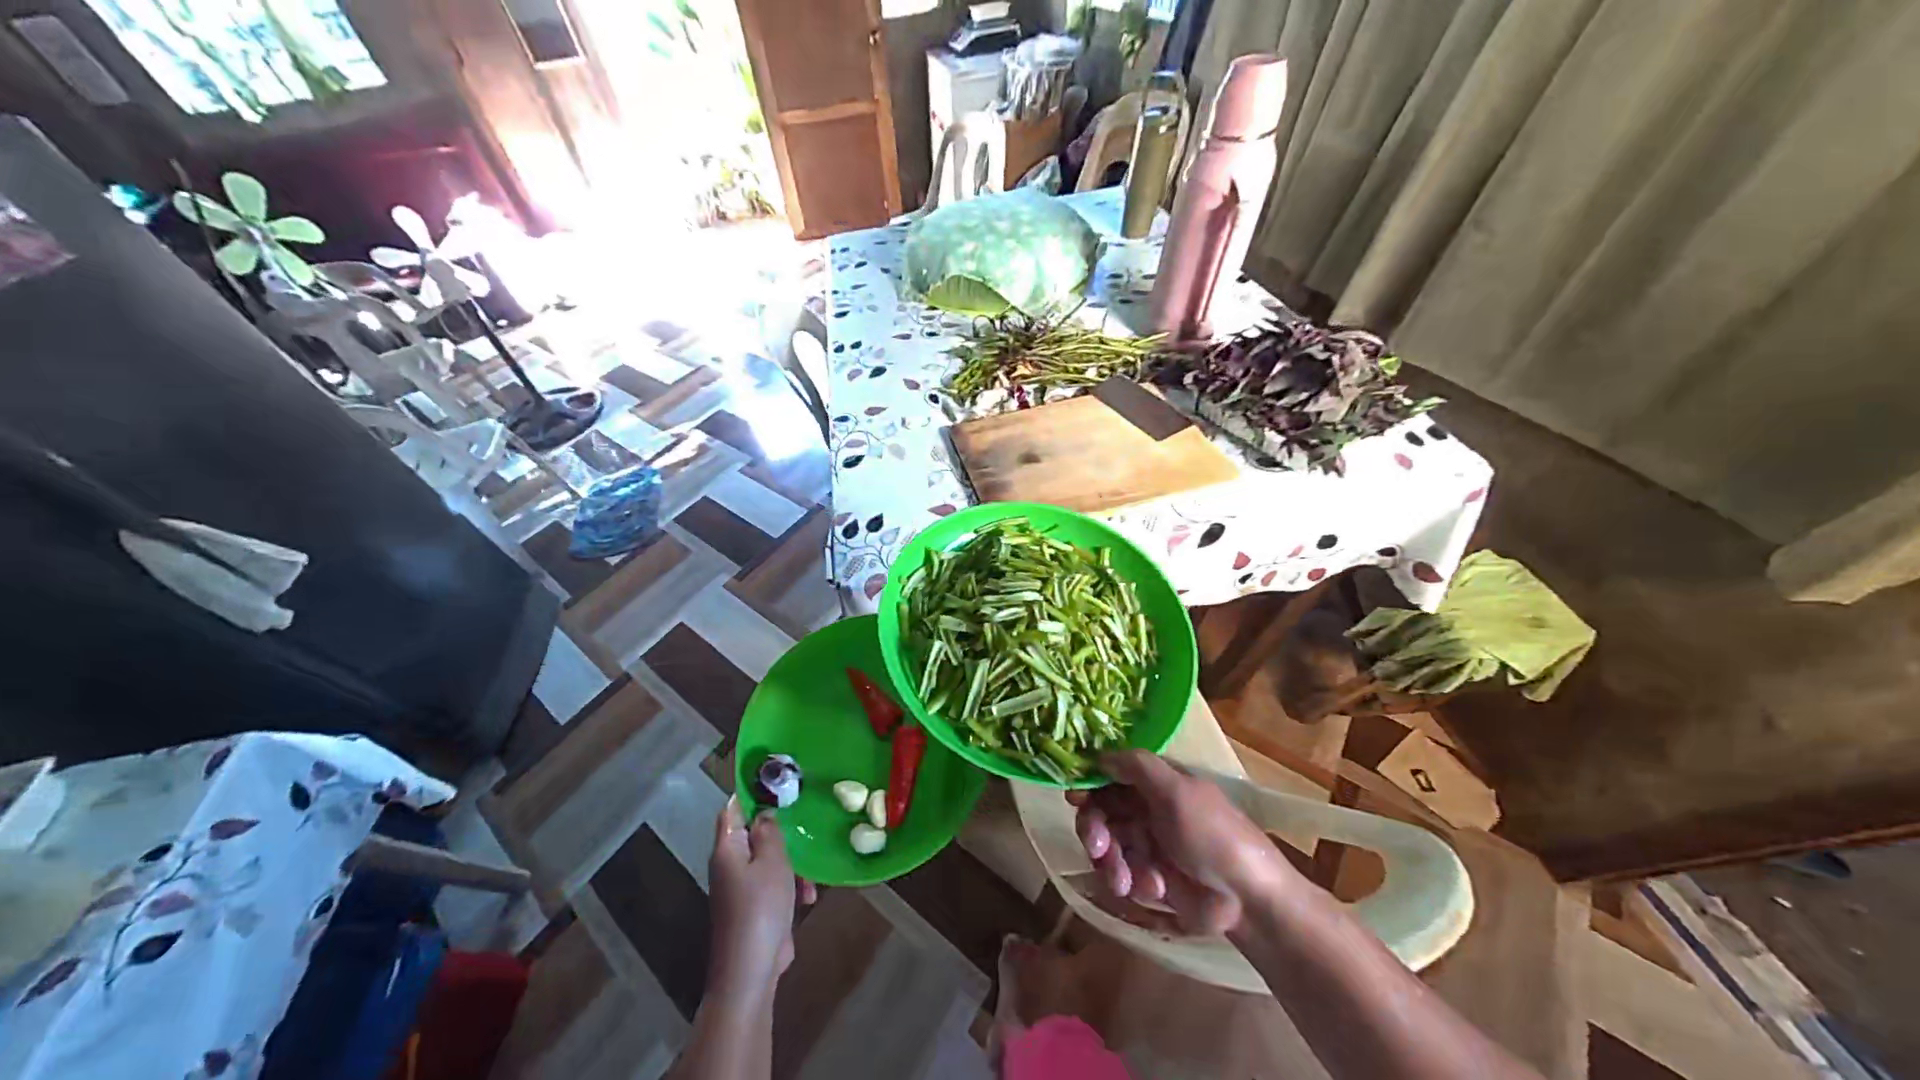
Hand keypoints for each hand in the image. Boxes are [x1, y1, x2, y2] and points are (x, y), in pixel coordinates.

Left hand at [708, 797, 816, 990]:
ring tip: (810, 882)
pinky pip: (773, 884)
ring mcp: (740, 888)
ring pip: (769, 861)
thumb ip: (769, 832)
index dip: (752, 793)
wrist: (750, 971)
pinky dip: (790, 887)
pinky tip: (806, 900)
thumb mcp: (772, 862)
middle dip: (782, 835)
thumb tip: (764, 813)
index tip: (780, 784)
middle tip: (807, 830)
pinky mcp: (753, 908)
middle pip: (755, 835)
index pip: (733, 809)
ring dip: (793, 866)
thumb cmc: (760, 908)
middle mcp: (729, 865)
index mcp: (727, 849)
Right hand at [1069, 750, 1293, 935]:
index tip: (1074, 798)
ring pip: (1106, 846)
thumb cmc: (1213, 835)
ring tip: (1126, 881)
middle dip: (1094, 830)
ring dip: (1111, 863)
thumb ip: (1136, 767)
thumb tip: (1100, 754)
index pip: (1110, 775)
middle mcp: (1147, 809)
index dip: (1089, 784)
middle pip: (1100, 812)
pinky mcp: (1149, 878)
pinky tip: (1154, 888)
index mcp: (1156, 782)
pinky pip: (1121, 874)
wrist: (1248, 900)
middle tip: (1098, 847)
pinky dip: (1132, 882)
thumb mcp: (1177, 792)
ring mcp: (1148, 845)